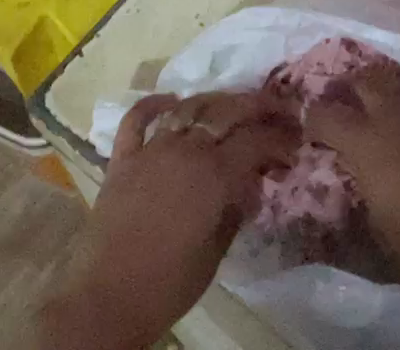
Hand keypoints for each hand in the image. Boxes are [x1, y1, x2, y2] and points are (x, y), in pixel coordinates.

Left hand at [36, 92, 299, 349]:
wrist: (105, 298)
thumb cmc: (167, 285)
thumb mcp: (216, 252)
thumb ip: (237, 210)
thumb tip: (251, 185)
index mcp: (214, 175)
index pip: (257, 140)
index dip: (280, 138)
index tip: (294, 145)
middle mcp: (186, 150)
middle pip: (228, 111)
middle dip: (258, 105)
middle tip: (277, 110)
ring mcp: (151, 150)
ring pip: (188, 107)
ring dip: (215, 101)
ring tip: (233, 107)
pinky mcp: (122, 158)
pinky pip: (137, 119)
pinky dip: (153, 104)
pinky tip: (170, 100)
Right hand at [302, 64, 399, 260]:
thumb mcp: (372, 207)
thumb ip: (358, 171)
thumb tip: (348, 156)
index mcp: (366, 139)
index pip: (327, 114)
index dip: (313, 115)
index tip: (307, 122)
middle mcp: (393, 118)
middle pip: (366, 80)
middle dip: (348, 85)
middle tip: (338, 99)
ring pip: (394, 91)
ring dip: (378, 97)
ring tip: (369, 118)